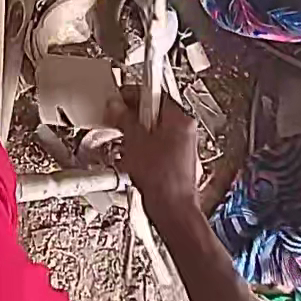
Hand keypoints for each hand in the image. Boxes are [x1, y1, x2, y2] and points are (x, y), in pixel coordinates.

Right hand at [107, 90, 201, 218]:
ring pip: (153, 129)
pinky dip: (141, 147)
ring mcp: (181, 145)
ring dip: (135, 132)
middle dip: (132, 116)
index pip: (154, 93)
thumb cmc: (161, 177)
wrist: (171, 207)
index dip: (133, 94)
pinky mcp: (175, 160)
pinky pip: (155, 145)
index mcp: (180, 119)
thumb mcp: (134, 140)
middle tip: (116, 119)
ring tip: (123, 141)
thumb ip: (124, 118)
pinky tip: (131, 156)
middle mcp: (185, 130)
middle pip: (153, 112)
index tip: (119, 98)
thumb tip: (117, 107)